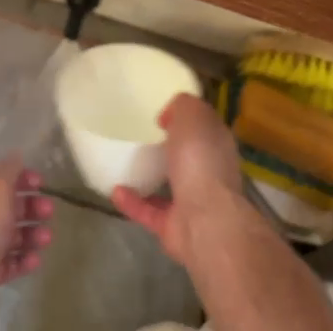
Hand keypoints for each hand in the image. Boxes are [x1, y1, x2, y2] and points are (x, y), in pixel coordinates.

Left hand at [0, 156, 54, 330]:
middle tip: (49, 210)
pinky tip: (35, 259)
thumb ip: (9, 169)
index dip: (19, 177)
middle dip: (29, 208)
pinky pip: (5, 262)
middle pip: (2, 208)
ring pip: (6, 236)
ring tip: (46, 238)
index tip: (41, 183)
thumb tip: (16, 155)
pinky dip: (21, 259)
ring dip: (29, 235)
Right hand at [111, 93, 243, 264]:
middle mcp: (208, 172)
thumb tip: (171, 115)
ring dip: (150, 177)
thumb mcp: (193, 116)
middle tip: (144, 137)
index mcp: (216, 145)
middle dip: (171, 147)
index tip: (163, 115)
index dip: (187, 118)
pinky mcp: (174, 226)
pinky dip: (132, 202)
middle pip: (189, 155)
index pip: (205, 127)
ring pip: (170, 185)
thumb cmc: (200, 161)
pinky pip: (148, 211)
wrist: (204, 221)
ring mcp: (192, 202)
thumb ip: (183, 105)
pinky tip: (115, 190)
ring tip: (126, 164)